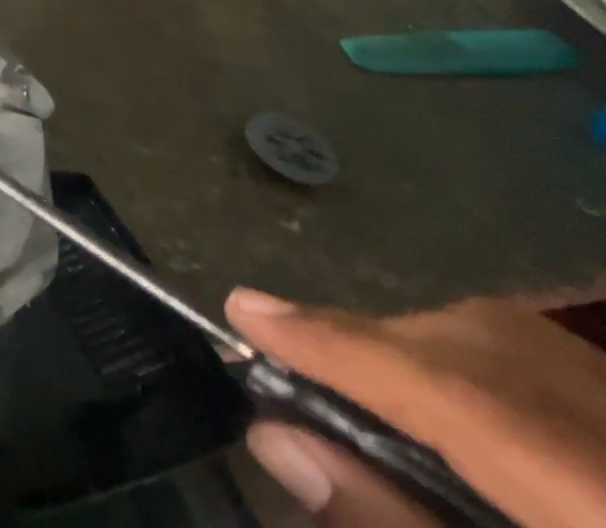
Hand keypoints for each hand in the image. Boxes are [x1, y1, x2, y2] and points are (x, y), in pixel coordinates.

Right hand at [226, 288, 605, 527]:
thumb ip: (395, 526)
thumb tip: (279, 441)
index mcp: (594, 494)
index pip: (465, 398)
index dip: (344, 346)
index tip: (246, 311)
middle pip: (495, 348)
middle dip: (376, 339)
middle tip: (290, 358)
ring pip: (528, 345)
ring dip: (424, 351)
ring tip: (357, 386)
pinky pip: (561, 371)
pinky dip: (481, 372)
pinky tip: (442, 412)